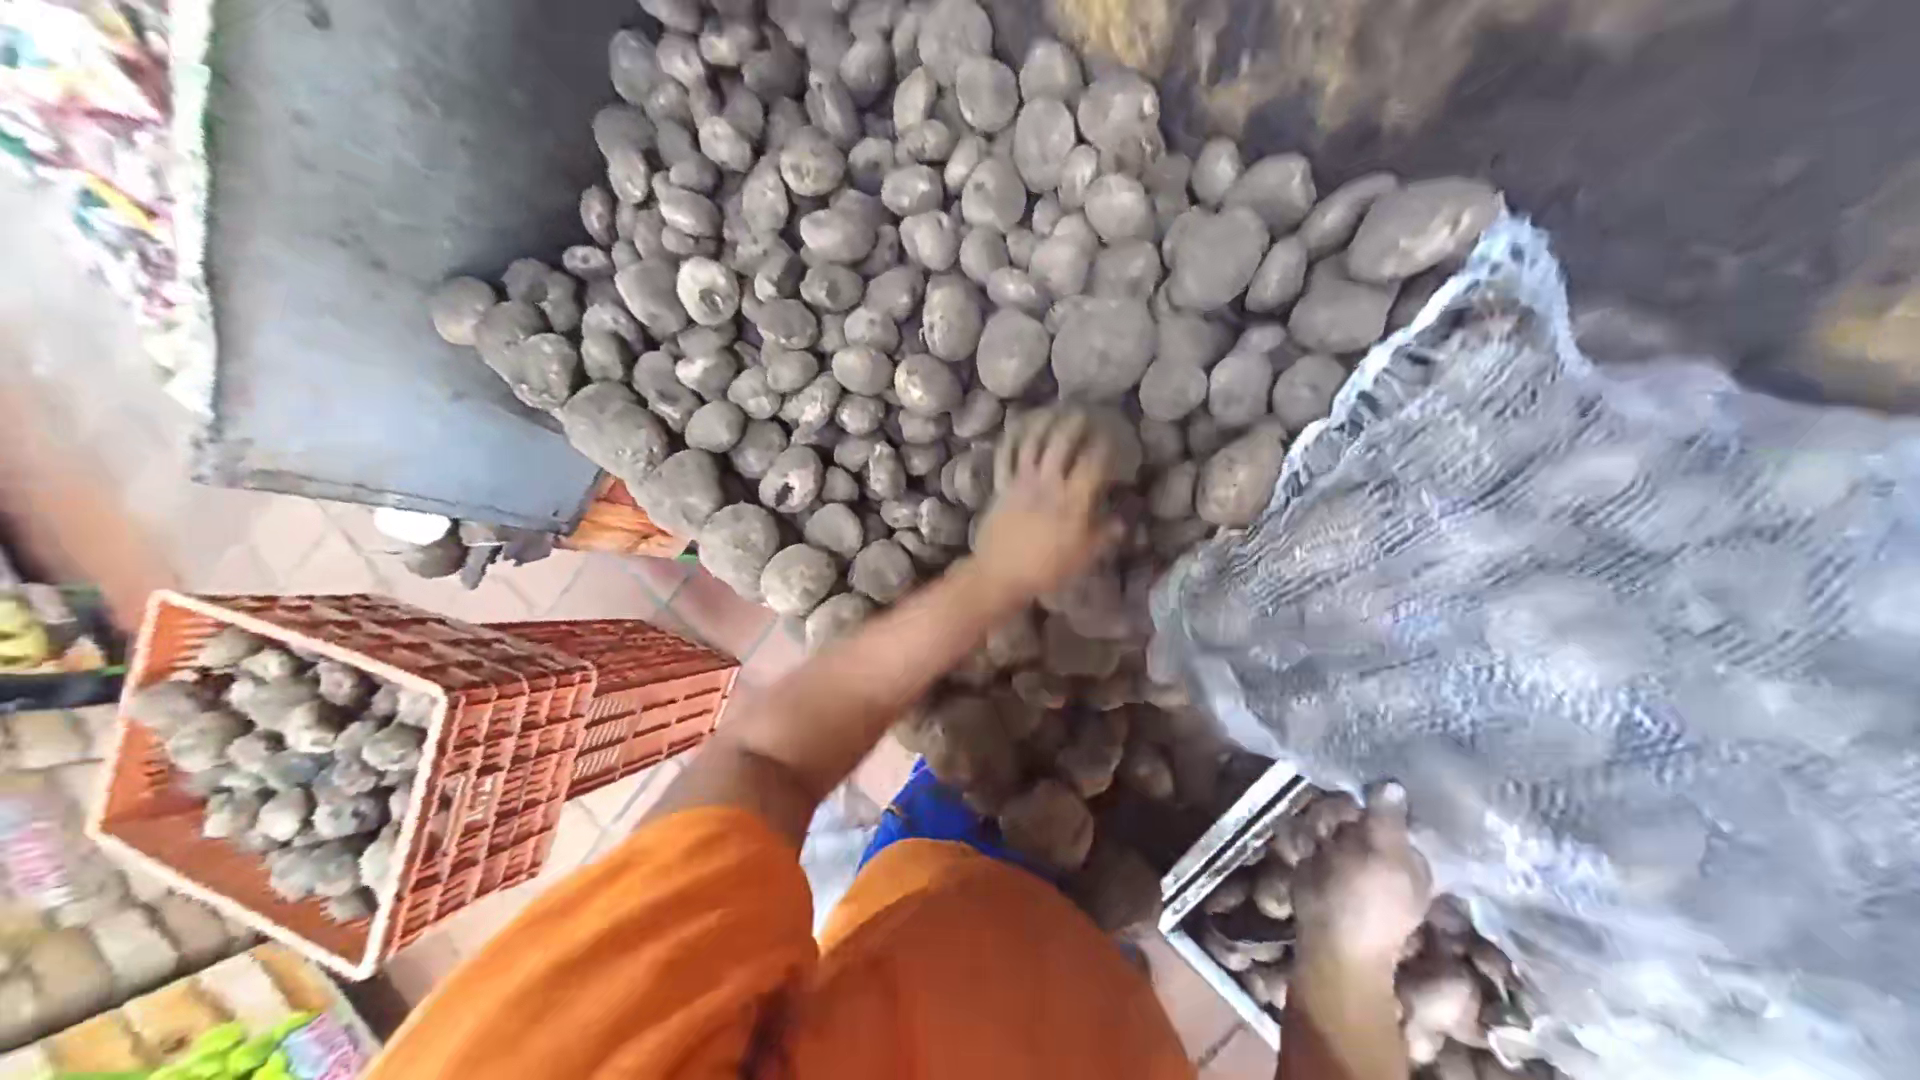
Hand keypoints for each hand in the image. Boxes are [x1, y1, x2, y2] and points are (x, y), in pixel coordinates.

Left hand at [973, 407, 1118, 601]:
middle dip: (1075, 426)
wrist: (999, 574)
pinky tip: (1021, 430)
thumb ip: (1104, 535)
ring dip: (1045, 425)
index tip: (1111, 437)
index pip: (1092, 464)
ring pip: (1034, 444)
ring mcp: (1022, 482)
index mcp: (1072, 501)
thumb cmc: (1046, 570)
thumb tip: (1123, 519)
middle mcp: (1048, 484)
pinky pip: (1008, 456)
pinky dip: (1015, 439)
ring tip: (1054, 414)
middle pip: (1062, 444)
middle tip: (1083, 414)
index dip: (1103, 447)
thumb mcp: (1083, 557)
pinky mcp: (1002, 486)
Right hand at [1292, 782, 1431, 973]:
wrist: (1330, 941)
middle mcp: (1373, 848)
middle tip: (1330, 834)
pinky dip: (1299, 841)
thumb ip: (1388, 819)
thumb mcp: (1386, 859)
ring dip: (1313, 829)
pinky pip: (1303, 833)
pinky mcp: (1314, 859)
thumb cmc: (1367, 903)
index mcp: (1404, 852)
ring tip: (1313, 849)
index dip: (1367, 804)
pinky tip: (1302, 854)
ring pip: (1322, 817)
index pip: (1384, 809)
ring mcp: (1342, 854)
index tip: (1354, 811)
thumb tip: (1394, 782)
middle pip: (1348, 808)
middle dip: (1334, 817)